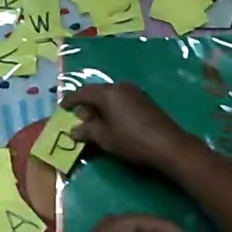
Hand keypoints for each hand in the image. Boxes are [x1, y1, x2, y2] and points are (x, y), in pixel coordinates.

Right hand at [60, 82, 196, 169]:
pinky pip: (121, 99)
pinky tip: (113, 121)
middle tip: (79, 118)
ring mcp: (135, 91)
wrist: (169, 145)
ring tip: (95, 122)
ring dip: (100, 106)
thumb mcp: (105, 138)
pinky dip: (112, 107)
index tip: (62, 108)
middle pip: (96, 92)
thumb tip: (74, 130)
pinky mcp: (145, 99)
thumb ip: (87, 131)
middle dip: (86, 104)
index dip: (70, 100)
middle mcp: (120, 86)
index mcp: (107, 93)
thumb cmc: (132, 140)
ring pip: (110, 95)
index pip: (82, 92)